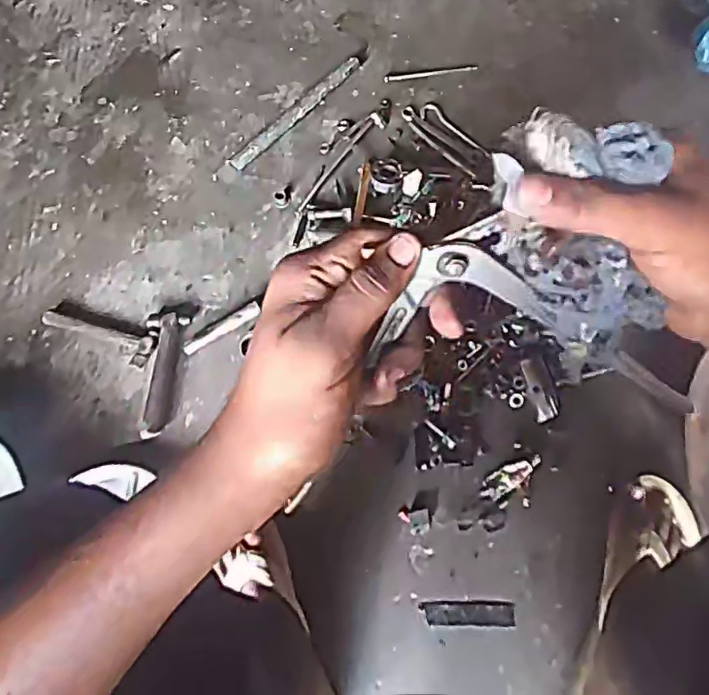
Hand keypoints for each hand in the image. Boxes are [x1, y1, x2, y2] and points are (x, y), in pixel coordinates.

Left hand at [206, 227, 436, 497]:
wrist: (268, 465)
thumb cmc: (279, 409)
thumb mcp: (328, 341)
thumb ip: (370, 290)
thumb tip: (404, 246)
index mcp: (309, 277)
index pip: (373, 242)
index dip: (412, 256)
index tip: (440, 277)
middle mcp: (325, 293)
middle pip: (395, 278)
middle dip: (414, 310)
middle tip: (436, 327)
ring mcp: (340, 323)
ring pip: (401, 315)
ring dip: (402, 349)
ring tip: (381, 371)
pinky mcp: (353, 351)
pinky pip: (393, 345)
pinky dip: (392, 368)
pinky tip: (371, 386)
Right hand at [514, 144, 708, 359]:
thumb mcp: (652, 222)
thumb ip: (588, 204)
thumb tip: (525, 188)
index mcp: (661, 153)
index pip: (592, 144)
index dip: (552, 160)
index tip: (512, 179)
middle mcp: (648, 179)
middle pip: (583, 180)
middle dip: (550, 199)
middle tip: (511, 214)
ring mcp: (640, 216)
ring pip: (584, 213)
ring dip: (557, 226)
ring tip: (520, 237)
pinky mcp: (634, 249)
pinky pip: (592, 241)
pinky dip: (570, 248)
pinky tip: (545, 256)